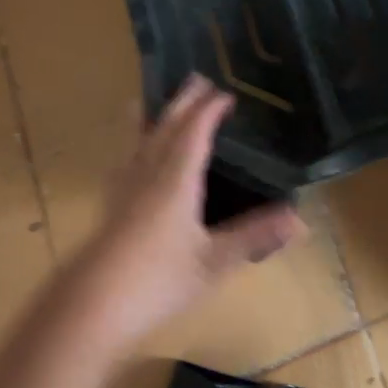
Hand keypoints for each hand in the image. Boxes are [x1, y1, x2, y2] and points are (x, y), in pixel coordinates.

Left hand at [73, 75, 305, 343]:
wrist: (87, 309)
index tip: (226, 93)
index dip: (210, 110)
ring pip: (140, 142)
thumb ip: (253, 236)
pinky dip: (132, 146)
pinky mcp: (108, 209)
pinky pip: (124, 162)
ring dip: (152, 118)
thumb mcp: (213, 262)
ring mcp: (124, 190)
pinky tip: (127, 157)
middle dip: (183, 103)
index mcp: (176, 180)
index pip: (195, 132)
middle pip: (166, 128)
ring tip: (149, 99)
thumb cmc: (156, 281)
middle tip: (196, 79)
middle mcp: (149, 175)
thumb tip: (300, 219)